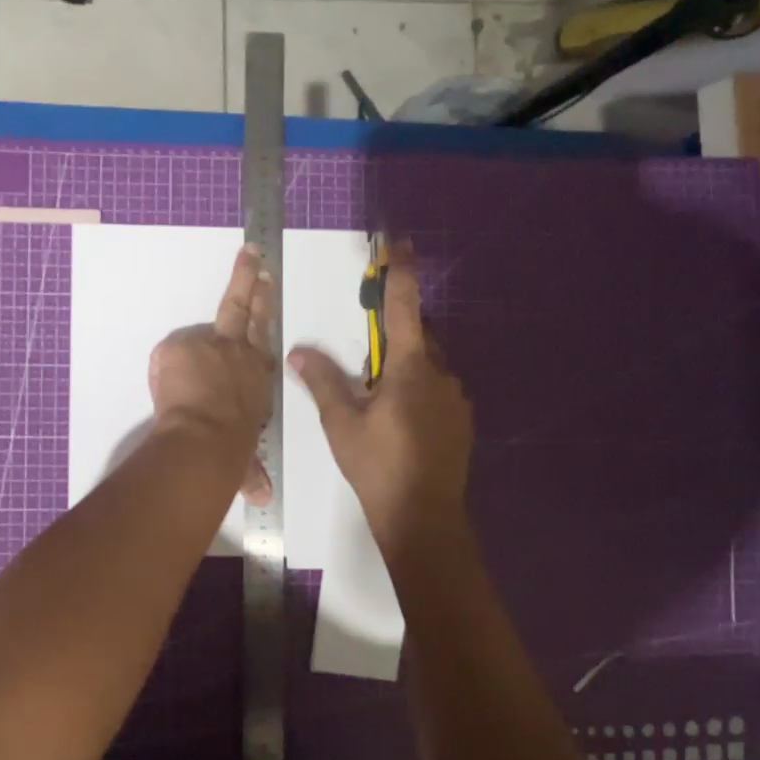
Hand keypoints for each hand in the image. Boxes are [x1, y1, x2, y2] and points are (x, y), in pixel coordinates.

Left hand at [148, 244, 276, 504]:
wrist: (205, 435)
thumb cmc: (231, 447)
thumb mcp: (245, 459)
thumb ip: (250, 473)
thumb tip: (262, 498)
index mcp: (256, 374)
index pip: (261, 338)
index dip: (263, 314)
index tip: (266, 288)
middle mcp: (238, 352)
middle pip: (246, 308)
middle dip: (251, 280)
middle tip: (254, 254)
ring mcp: (209, 344)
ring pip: (217, 315)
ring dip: (220, 302)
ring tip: (229, 273)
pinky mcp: (179, 345)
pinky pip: (170, 354)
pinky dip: (167, 364)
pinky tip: (166, 377)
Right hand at [289, 241, 472, 545]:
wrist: (423, 515)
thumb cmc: (377, 464)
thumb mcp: (341, 422)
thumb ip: (323, 381)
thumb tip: (298, 352)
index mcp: (411, 367)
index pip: (404, 307)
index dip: (400, 273)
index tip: (399, 244)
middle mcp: (441, 374)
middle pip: (418, 336)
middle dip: (393, 336)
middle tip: (365, 361)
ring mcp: (456, 399)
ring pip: (428, 366)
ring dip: (404, 367)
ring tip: (376, 399)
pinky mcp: (461, 421)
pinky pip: (437, 390)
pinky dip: (417, 391)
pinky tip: (397, 421)